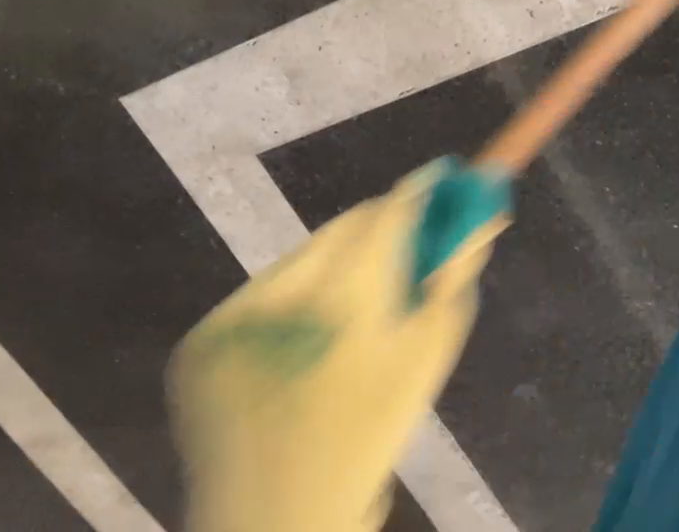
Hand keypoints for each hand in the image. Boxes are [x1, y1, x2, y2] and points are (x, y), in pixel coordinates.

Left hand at [171, 157, 509, 531]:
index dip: (420, 192)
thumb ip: (454, 276)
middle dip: (382, 225)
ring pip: (305, 254)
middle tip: (407, 248)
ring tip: (352, 308)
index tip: (443, 180)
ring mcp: (231, 317)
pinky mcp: (200, 338)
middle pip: (346, 225)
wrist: (279, 515)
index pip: (388, 216)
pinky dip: (296, 294)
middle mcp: (281, 297)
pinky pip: (266, 288)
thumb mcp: (430, 354)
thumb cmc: (374, 432)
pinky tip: (307, 335)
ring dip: (339, 260)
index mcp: (344, 305)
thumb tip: (478, 216)